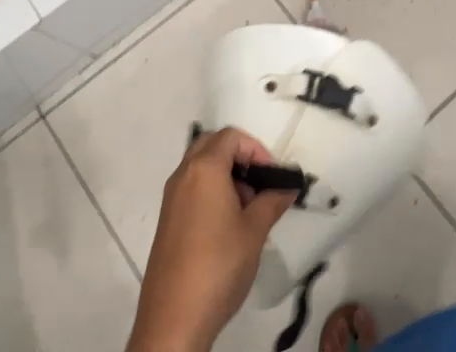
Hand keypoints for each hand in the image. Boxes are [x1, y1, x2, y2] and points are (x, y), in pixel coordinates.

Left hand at [127, 128, 297, 351]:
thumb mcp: (254, 231)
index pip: (232, 137)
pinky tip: (228, 227)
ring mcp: (171, 198)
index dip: (256, 150)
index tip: (273, 177)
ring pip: (201, 168)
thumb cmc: (219, 265)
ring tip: (248, 211)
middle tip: (259, 186)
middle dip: (240, 158)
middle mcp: (183, 176)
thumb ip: (273, 201)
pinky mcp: (167, 220)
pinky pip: (192, 189)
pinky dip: (212, 193)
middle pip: (212, 146)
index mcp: (204, 169)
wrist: (173, 317)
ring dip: (226, 176)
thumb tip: (288, 187)